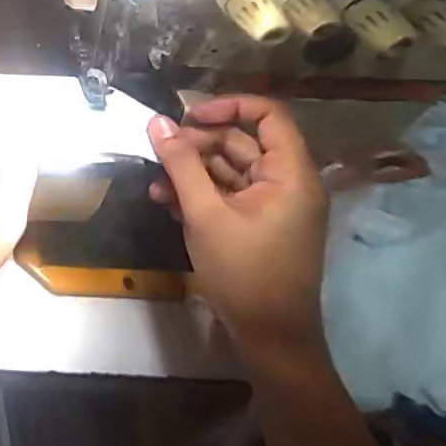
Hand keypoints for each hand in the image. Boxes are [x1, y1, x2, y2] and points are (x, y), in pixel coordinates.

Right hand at [147, 95, 328, 365]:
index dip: (228, 106)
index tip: (188, 116)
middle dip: (196, 146)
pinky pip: (225, 192)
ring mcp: (271, 204)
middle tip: (159, 157)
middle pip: (239, 142)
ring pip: (226, 168)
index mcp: (290, 175)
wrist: (270, 340)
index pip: (268, 115)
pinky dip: (197, 193)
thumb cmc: (244, 273)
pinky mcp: (256, 222)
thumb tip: (157, 121)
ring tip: (156, 187)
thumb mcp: (205, 214)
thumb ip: (180, 164)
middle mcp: (285, 182)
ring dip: (189, 172)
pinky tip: (166, 203)